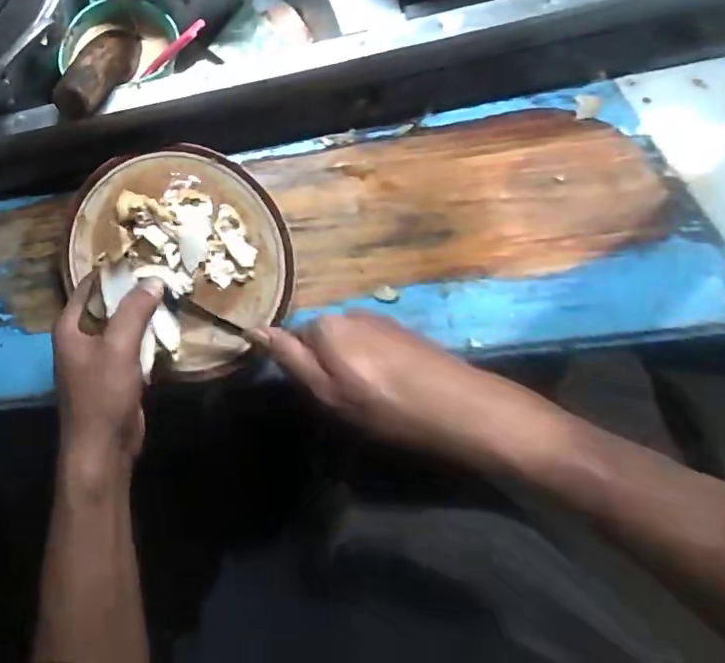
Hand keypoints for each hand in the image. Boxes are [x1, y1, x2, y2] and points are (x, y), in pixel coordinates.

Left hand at [52, 272, 162, 469]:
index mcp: (69, 325)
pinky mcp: (112, 374)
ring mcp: (95, 356)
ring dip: (141, 315)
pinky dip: (144, 337)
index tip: (143, 259)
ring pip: (120, 325)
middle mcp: (78, 336)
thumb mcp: (119, 347)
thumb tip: (153, 279)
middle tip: (163, 276)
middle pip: (106, 304)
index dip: (114, 271)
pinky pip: (129, 346)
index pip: (90, 285)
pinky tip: (166, 329)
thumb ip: (134, 311)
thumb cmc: (103, 394)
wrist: (102, 449)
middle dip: (132, 292)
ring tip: (169, 295)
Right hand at [250, 313, 575, 475]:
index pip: (289, 338)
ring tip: (373, 398)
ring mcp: (377, 319)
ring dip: (350, 365)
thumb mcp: (331, 394)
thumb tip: (254, 330)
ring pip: (345, 342)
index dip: (300, 368)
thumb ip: (290, 359)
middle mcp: (347, 312)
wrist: (470, 411)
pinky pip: (370, 344)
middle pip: (318, 338)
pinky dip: (373, 363)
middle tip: (346, 402)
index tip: (319, 395)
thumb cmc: (392, 409)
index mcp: (325, 324)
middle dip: (325, 364)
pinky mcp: (402, 331)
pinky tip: (394, 388)